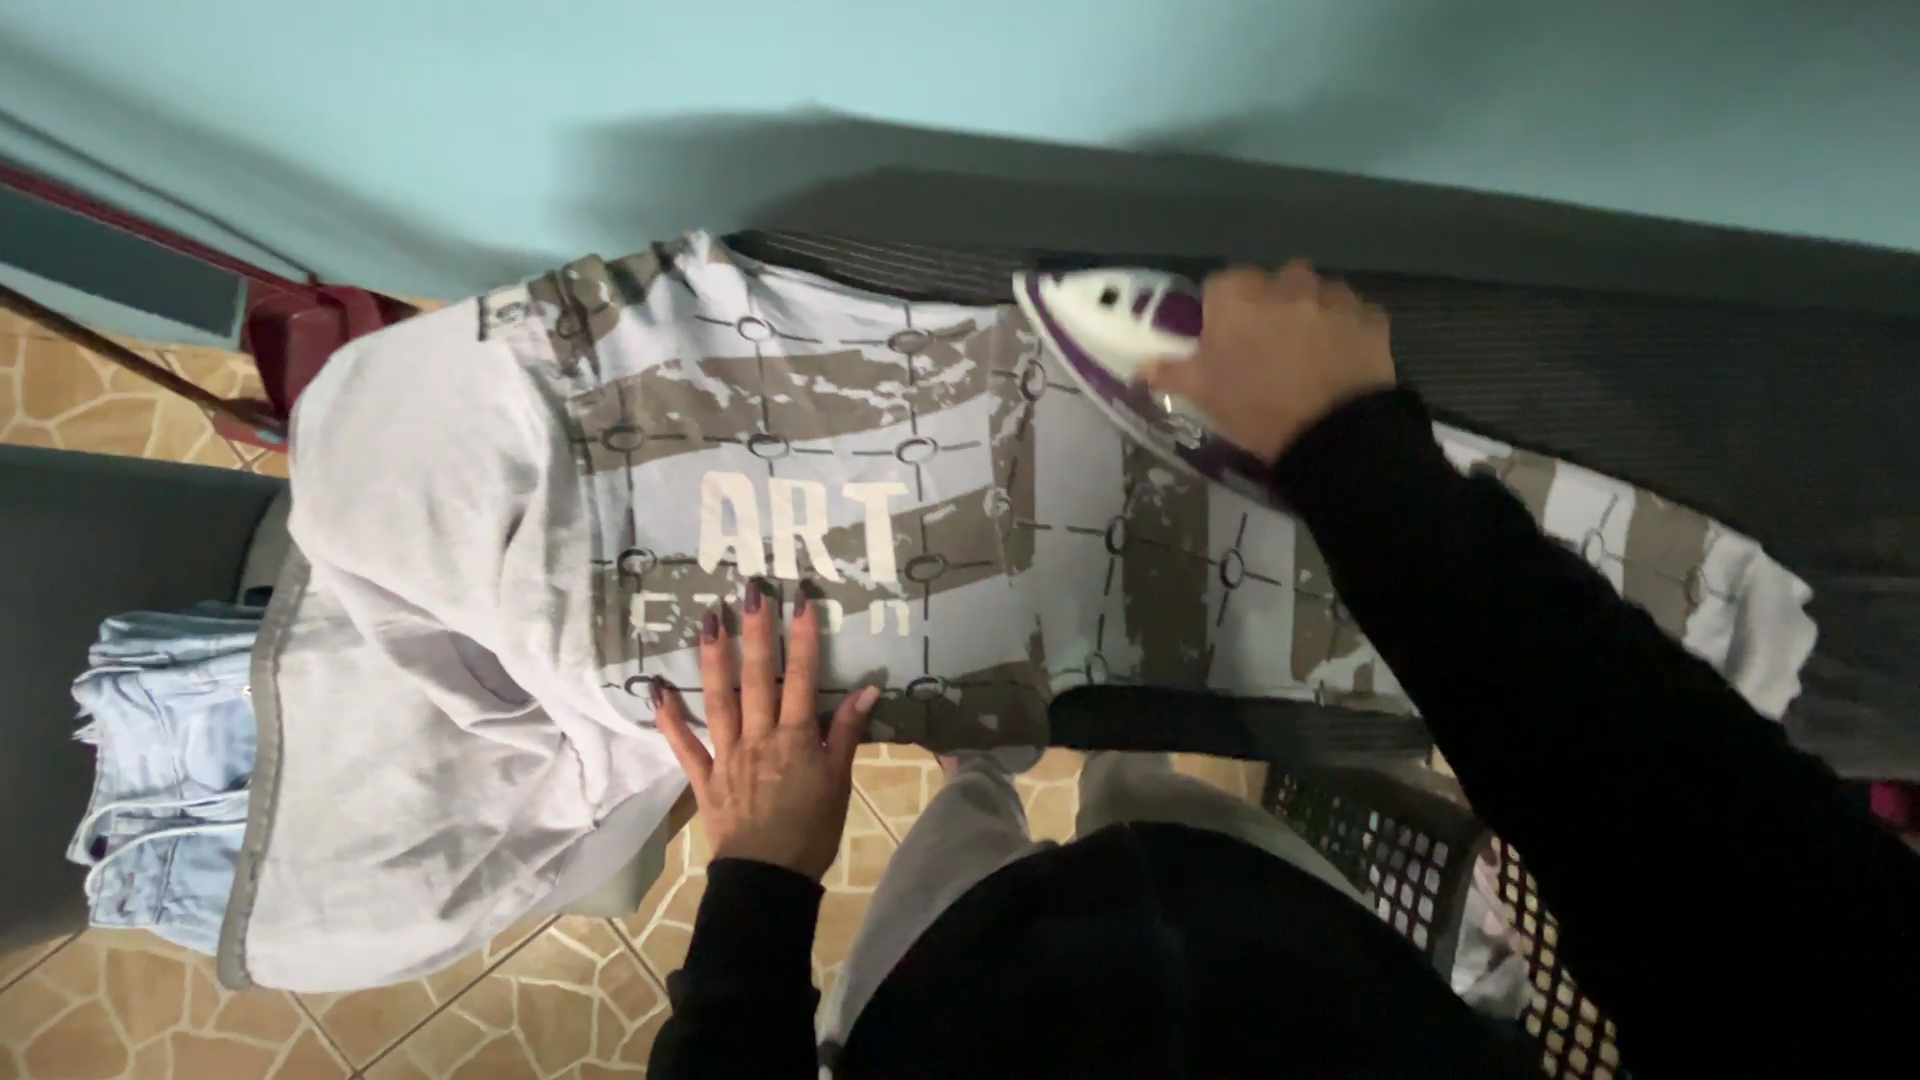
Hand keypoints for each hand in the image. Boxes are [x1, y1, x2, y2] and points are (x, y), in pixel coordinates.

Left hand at [654, 583, 881, 881]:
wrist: (767, 880)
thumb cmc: (812, 831)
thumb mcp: (840, 781)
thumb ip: (848, 732)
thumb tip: (869, 687)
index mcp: (796, 738)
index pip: (803, 678)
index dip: (803, 638)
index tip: (801, 599)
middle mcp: (759, 736)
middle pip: (757, 678)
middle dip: (756, 632)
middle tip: (751, 590)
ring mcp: (726, 754)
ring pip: (718, 699)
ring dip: (713, 658)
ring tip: (708, 619)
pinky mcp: (703, 776)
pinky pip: (683, 744)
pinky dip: (668, 716)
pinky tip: (654, 687)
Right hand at [1141, 261, 1395, 462]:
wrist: (1335, 431)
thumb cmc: (1257, 409)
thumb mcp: (1205, 396)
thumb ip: (1171, 373)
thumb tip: (1138, 369)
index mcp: (1236, 299)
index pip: (1219, 286)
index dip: (1219, 313)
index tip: (1222, 342)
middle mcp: (1284, 283)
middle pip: (1269, 284)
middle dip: (1266, 307)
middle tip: (1263, 350)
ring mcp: (1331, 294)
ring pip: (1311, 292)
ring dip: (1305, 312)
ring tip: (1305, 354)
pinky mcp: (1369, 313)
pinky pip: (1347, 311)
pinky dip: (1340, 327)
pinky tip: (1337, 360)